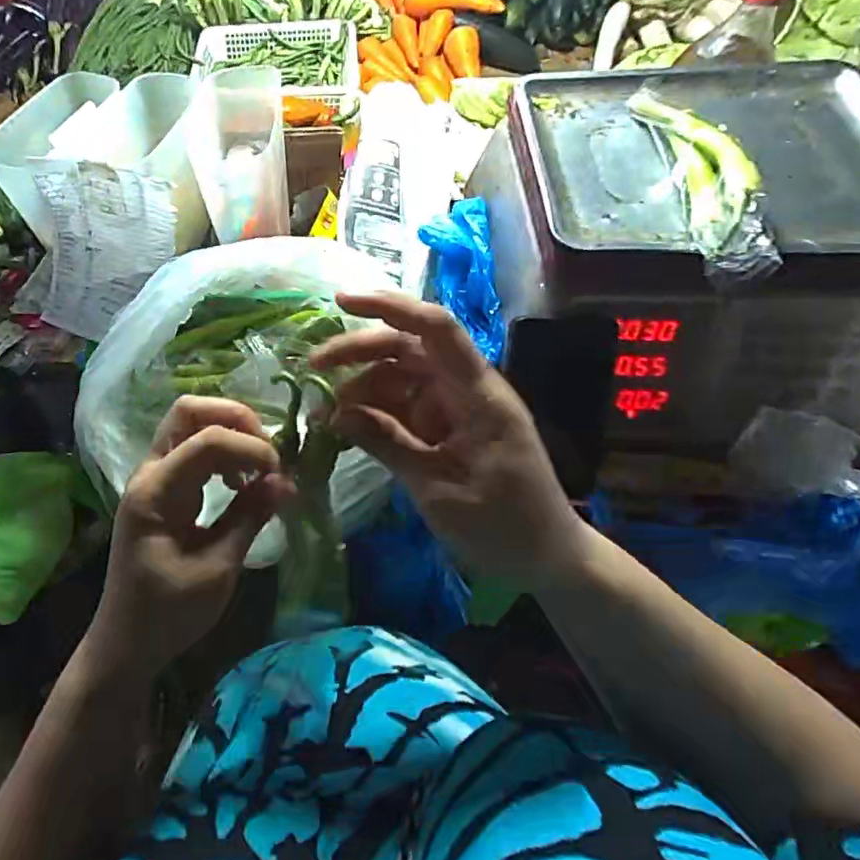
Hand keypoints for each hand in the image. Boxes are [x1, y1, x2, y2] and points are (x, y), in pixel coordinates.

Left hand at [86, 396, 294, 679]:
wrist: (126, 642)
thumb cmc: (167, 614)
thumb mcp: (216, 570)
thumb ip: (249, 519)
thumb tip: (286, 481)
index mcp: (155, 491)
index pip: (206, 439)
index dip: (250, 447)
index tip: (281, 476)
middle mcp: (150, 473)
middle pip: (189, 412)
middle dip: (236, 419)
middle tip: (269, 454)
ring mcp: (154, 478)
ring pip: (190, 425)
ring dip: (231, 433)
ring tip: (260, 469)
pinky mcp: (164, 490)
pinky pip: (193, 450)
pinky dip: (223, 453)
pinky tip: (241, 482)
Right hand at [311, 291, 581, 584]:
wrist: (547, 558)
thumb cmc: (503, 525)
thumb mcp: (438, 490)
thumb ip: (388, 445)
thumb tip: (336, 414)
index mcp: (478, 394)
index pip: (436, 329)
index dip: (390, 306)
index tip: (340, 301)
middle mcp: (465, 389)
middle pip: (407, 348)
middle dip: (358, 351)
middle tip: (312, 368)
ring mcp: (454, 407)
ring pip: (398, 376)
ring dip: (360, 387)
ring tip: (325, 414)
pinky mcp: (444, 427)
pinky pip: (402, 406)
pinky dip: (372, 412)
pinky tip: (345, 426)